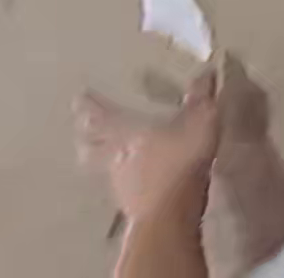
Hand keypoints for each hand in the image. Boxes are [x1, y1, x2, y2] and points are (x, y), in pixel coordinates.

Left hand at [76, 69, 222, 222]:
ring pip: (103, 166)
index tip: (79, 97)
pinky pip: (121, 182)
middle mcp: (116, 157)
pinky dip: (124, 174)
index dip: (89, 106)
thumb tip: (204, 71)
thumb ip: (201, 95)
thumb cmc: (182, 156)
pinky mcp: (130, 202)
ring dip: (103, 157)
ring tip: (111, 151)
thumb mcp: (201, 118)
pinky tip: (137, 174)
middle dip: (87, 137)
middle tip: (85, 128)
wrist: (171, 212)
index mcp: (127, 134)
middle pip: (91, 147)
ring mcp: (120, 182)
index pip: (101, 117)